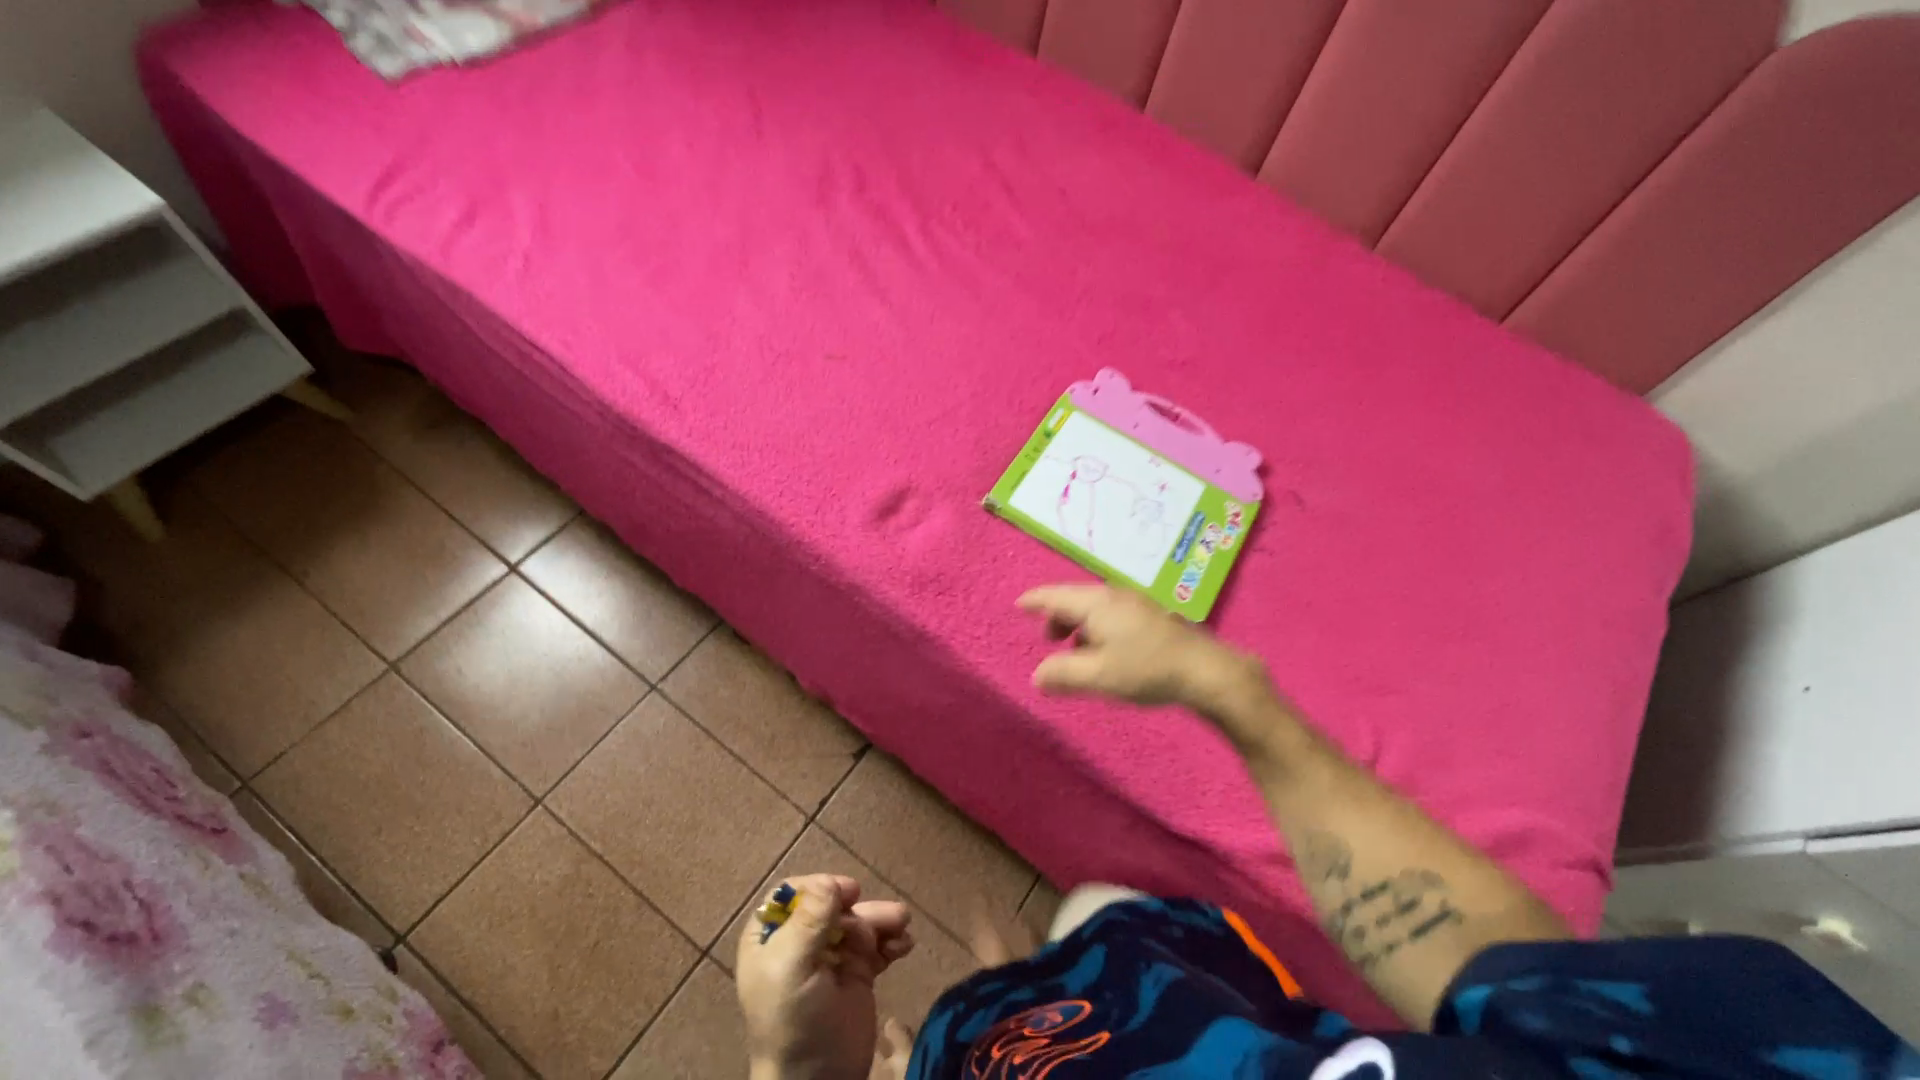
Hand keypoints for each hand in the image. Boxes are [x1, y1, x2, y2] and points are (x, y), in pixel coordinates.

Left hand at [735, 875, 913, 1079]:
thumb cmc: (793, 1022)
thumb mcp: (793, 968)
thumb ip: (810, 921)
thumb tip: (828, 881)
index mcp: (771, 939)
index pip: (793, 894)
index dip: (820, 887)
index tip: (847, 892)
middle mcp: (799, 943)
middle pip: (833, 906)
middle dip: (862, 908)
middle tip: (891, 915)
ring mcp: (831, 959)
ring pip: (858, 922)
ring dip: (882, 921)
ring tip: (903, 928)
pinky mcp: (857, 975)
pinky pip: (876, 946)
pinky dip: (891, 941)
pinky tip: (903, 948)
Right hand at [1015, 584, 1259, 708]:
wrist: (1205, 670)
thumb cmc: (1146, 670)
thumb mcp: (1097, 676)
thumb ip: (1061, 674)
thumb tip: (1036, 675)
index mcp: (1096, 603)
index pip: (1055, 596)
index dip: (1035, 601)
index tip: (1018, 605)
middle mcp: (1113, 596)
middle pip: (1075, 599)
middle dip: (1057, 616)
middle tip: (1048, 639)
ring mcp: (1135, 604)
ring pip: (1095, 607)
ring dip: (1079, 624)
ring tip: (1075, 651)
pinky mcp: (1151, 617)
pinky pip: (1112, 614)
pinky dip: (1097, 627)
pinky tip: (1105, 652)